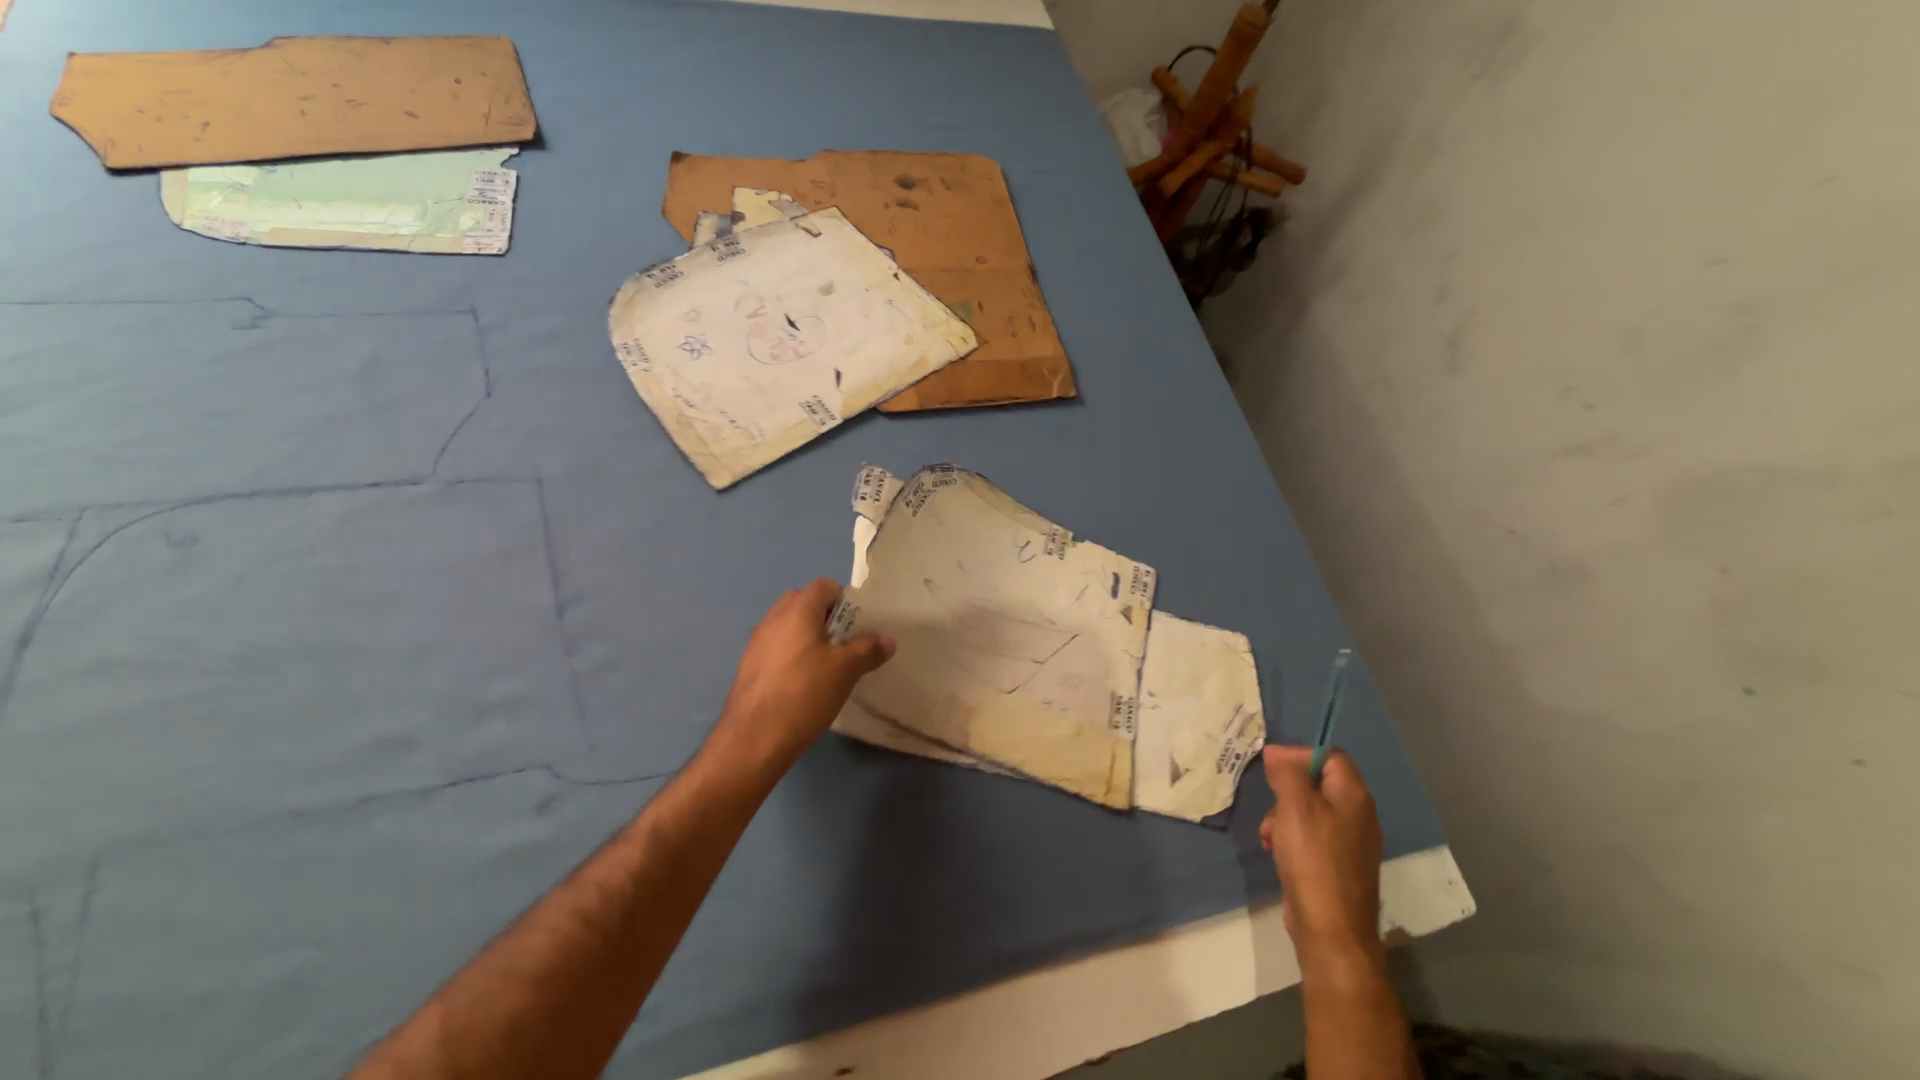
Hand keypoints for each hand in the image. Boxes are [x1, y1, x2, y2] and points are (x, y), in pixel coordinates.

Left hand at [703, 579, 894, 776]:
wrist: (754, 737)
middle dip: (826, 618)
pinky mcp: (749, 667)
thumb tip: (887, 639)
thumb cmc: (804, 693)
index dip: (845, 600)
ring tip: (827, 667)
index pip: (824, 586)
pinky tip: (804, 685)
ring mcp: (757, 643)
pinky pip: (776, 650)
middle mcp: (773, 619)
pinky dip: (792, 657)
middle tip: (844, 644)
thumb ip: (868, 649)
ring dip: (808, 638)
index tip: (859, 625)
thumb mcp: (846, 671)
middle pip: (803, 604)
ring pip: (788, 628)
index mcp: (797, 610)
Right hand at [1259, 745, 1384, 979]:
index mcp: (1354, 796)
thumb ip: (1287, 774)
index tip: (1271, 771)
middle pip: (1317, 783)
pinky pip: (1311, 837)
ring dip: (1283, 818)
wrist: (1332, 930)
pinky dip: (1291, 839)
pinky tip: (1277, 853)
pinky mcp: (1338, 865)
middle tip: (1271, 811)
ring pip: (1309, 811)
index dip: (1299, 756)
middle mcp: (1358, 815)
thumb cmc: (1313, 862)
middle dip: (1286, 793)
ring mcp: (1350, 842)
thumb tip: (1277, 751)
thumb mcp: (1294, 809)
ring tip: (1270, 838)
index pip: (1329, 756)